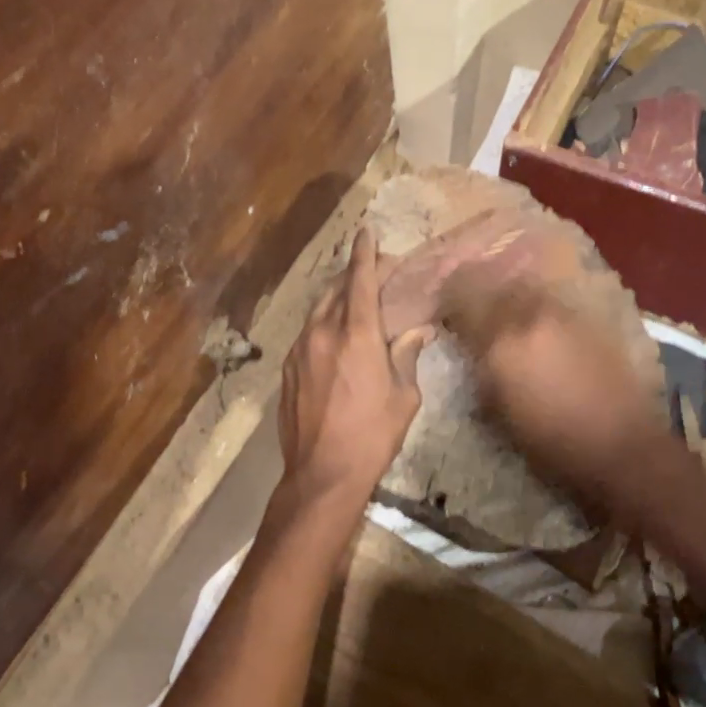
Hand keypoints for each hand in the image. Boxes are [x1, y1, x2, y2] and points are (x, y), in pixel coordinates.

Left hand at [277, 229, 433, 511]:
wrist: (321, 474)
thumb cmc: (373, 436)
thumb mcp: (404, 397)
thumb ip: (407, 356)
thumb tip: (418, 332)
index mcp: (356, 335)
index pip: (360, 281)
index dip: (364, 254)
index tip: (366, 232)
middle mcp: (322, 333)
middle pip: (336, 290)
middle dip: (354, 275)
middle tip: (373, 273)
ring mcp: (299, 350)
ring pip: (318, 310)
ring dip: (337, 299)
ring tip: (355, 303)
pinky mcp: (287, 369)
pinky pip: (307, 333)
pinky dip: (324, 324)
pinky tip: (336, 338)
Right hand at [439, 268, 668, 501]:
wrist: (619, 447)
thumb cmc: (549, 442)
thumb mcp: (496, 413)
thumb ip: (479, 372)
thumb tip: (471, 351)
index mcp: (501, 338)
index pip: (461, 298)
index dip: (447, 304)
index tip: (444, 318)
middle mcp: (531, 315)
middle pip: (494, 286)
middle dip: (479, 298)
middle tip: (474, 318)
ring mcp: (564, 313)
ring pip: (526, 291)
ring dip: (511, 302)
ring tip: (509, 323)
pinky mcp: (591, 320)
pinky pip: (554, 304)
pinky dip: (540, 312)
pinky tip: (542, 332)